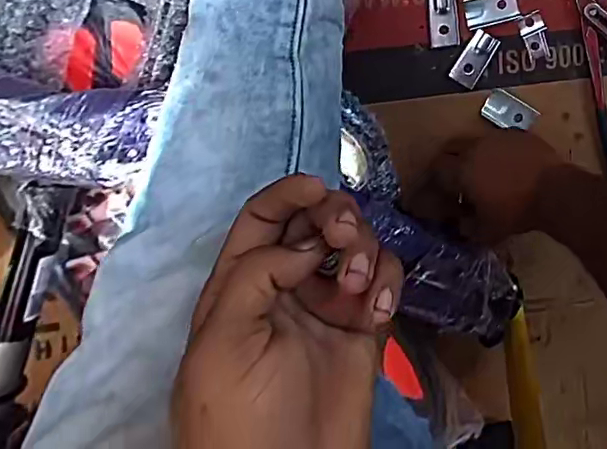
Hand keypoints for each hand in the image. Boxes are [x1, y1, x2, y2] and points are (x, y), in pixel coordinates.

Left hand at [172, 174, 403, 448]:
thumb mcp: (220, 345)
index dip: (287, 193)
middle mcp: (286, 284)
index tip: (315, 187)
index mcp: (242, 283)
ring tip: (357, 285)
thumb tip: (303, 247)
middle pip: (313, 221)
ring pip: (352, 243)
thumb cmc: (239, 420)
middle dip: (332, 215)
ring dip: (362, 248)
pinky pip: (382, 280)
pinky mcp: (363, 326)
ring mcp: (326, 304)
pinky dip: (386, 282)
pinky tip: (378, 312)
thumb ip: (252, 277)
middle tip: (343, 237)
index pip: (262, 218)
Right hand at [419, 129, 566, 243]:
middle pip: (451, 147)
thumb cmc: (517, 211)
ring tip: (480, 170)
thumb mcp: (489, 230)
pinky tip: (505, 165)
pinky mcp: (516, 134)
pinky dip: (495, 151)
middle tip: (452, 176)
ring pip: (474, 141)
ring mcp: (496, 137)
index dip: (434, 179)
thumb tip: (461, 224)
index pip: (437, 168)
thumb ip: (469, 227)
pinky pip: (498, 140)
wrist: (555, 190)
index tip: (437, 189)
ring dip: (471, 154)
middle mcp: (474, 147)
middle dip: (448, 161)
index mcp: (462, 169)